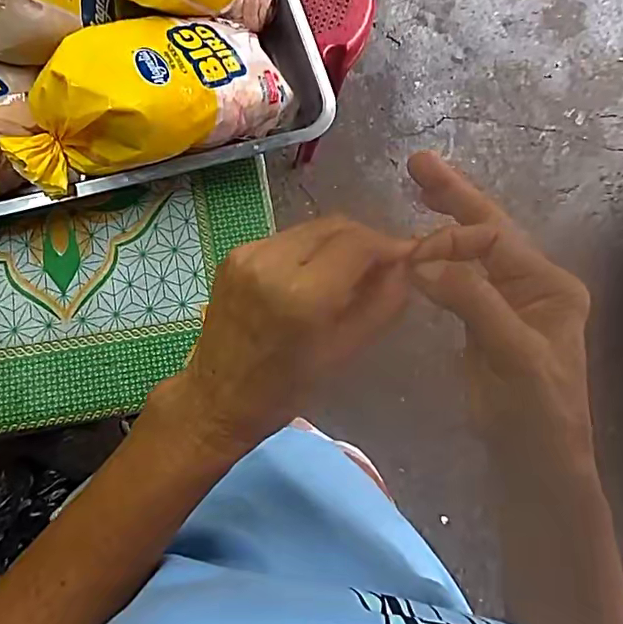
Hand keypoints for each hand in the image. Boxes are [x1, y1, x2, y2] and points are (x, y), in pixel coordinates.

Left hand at [161, 216, 413, 454]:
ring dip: (338, 242)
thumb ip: (383, 302)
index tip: (404, 257)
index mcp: (303, 295)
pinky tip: (312, 275)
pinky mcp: (235, 253)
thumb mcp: (346, 350)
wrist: (217, 398)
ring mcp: (249, 254)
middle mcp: (273, 263)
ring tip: (349, 270)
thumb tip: (406, 264)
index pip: (358, 243)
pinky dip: (309, 250)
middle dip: (365, 239)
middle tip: (381, 263)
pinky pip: (287, 238)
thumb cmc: (287, 387)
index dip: (387, 244)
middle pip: (336, 226)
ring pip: (312, 228)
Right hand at [406, 152, 594, 461]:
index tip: (413, 258)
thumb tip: (422, 260)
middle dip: (454, 198)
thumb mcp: (513, 354)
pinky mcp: (485, 327)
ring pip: (472, 253)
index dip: (452, 239)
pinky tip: (420, 248)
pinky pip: (459, 282)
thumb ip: (472, 300)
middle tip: (419, 163)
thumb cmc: (538, 414)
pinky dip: (439, 261)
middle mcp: (532, 286)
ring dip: (445, 221)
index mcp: (550, 286)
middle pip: (488, 232)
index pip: (495, 241)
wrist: (538, 469)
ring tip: (419, 184)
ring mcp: (507, 305)